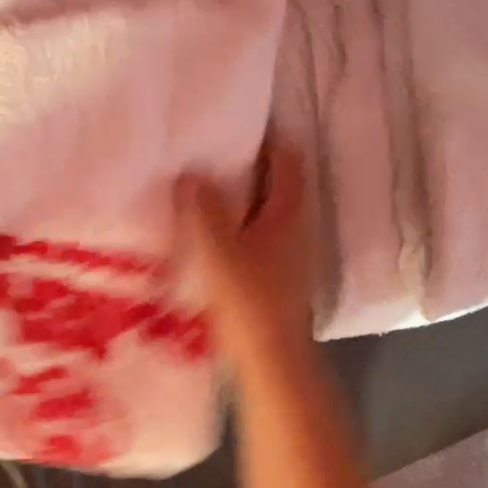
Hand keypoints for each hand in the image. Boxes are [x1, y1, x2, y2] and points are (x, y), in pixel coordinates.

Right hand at [173, 141, 321, 363]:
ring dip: (238, 208)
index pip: (286, 157)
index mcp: (288, 213)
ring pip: (264, 219)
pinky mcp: (275, 286)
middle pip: (275, 188)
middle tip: (208, 161)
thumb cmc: (247, 301)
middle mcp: (296, 231)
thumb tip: (191, 174)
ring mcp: (289, 261)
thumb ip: (203, 210)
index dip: (265, 136)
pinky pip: (255, 247)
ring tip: (200, 201)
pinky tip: (207, 247)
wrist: (269, 363)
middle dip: (246, 172)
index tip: (234, 125)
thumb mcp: (217, 250)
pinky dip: (235, 238)